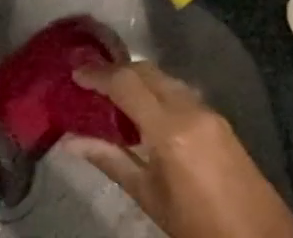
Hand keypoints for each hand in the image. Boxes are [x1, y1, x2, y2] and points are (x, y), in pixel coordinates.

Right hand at [65, 61, 292, 237]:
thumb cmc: (199, 226)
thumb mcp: (150, 198)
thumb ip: (112, 161)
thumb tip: (72, 140)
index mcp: (170, 129)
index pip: (126, 84)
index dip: (98, 74)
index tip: (75, 72)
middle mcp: (190, 109)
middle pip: (147, 71)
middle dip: (117, 70)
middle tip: (89, 81)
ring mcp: (209, 112)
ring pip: (165, 79)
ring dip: (138, 79)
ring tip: (112, 97)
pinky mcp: (221, 121)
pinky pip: (181, 93)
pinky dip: (157, 93)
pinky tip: (145, 113)